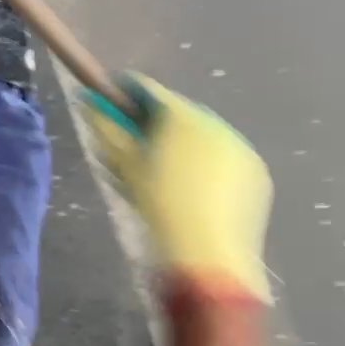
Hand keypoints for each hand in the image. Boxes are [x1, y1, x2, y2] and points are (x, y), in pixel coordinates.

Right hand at [81, 74, 272, 301]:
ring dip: (178, 144)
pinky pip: (222, 158)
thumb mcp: (124, 163)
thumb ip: (104, 126)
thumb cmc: (158, 204)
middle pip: (176, 113)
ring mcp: (240, 148)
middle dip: (153, 123)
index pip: (148, 90)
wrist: (208, 255)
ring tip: (158, 170)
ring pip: (200, 136)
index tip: (109, 101)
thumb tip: (88, 101)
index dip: (125, 93)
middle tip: (131, 141)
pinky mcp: (256, 174)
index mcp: (182, 115)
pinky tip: (189, 188)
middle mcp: (216, 123)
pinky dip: (204, 164)